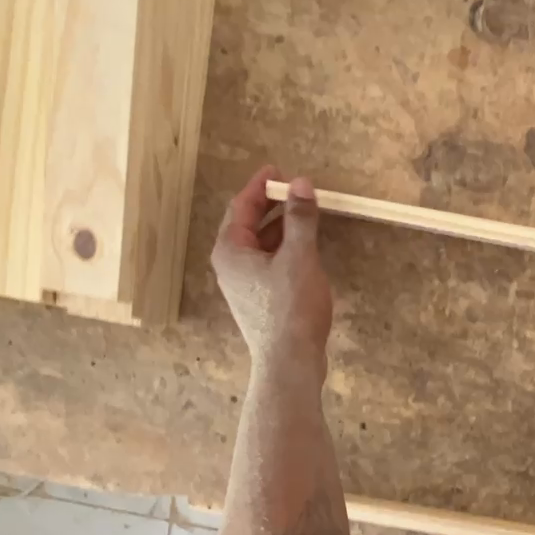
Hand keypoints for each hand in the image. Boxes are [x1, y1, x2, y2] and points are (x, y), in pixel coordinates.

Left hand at [210, 166, 333, 359]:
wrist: (290, 362)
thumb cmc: (291, 308)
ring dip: (281, 232)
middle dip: (272, 208)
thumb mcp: (299, 258)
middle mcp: (230, 266)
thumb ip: (301, 219)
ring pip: (260, 249)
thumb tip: (301, 183)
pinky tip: (304, 255)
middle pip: (248, 227)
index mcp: (230, 250)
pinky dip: (284, 254)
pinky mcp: (260, 304)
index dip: (260, 186)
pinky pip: (269, 267)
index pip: (241, 206)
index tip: (278, 172)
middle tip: (294, 192)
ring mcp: (244, 287)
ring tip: (304, 219)